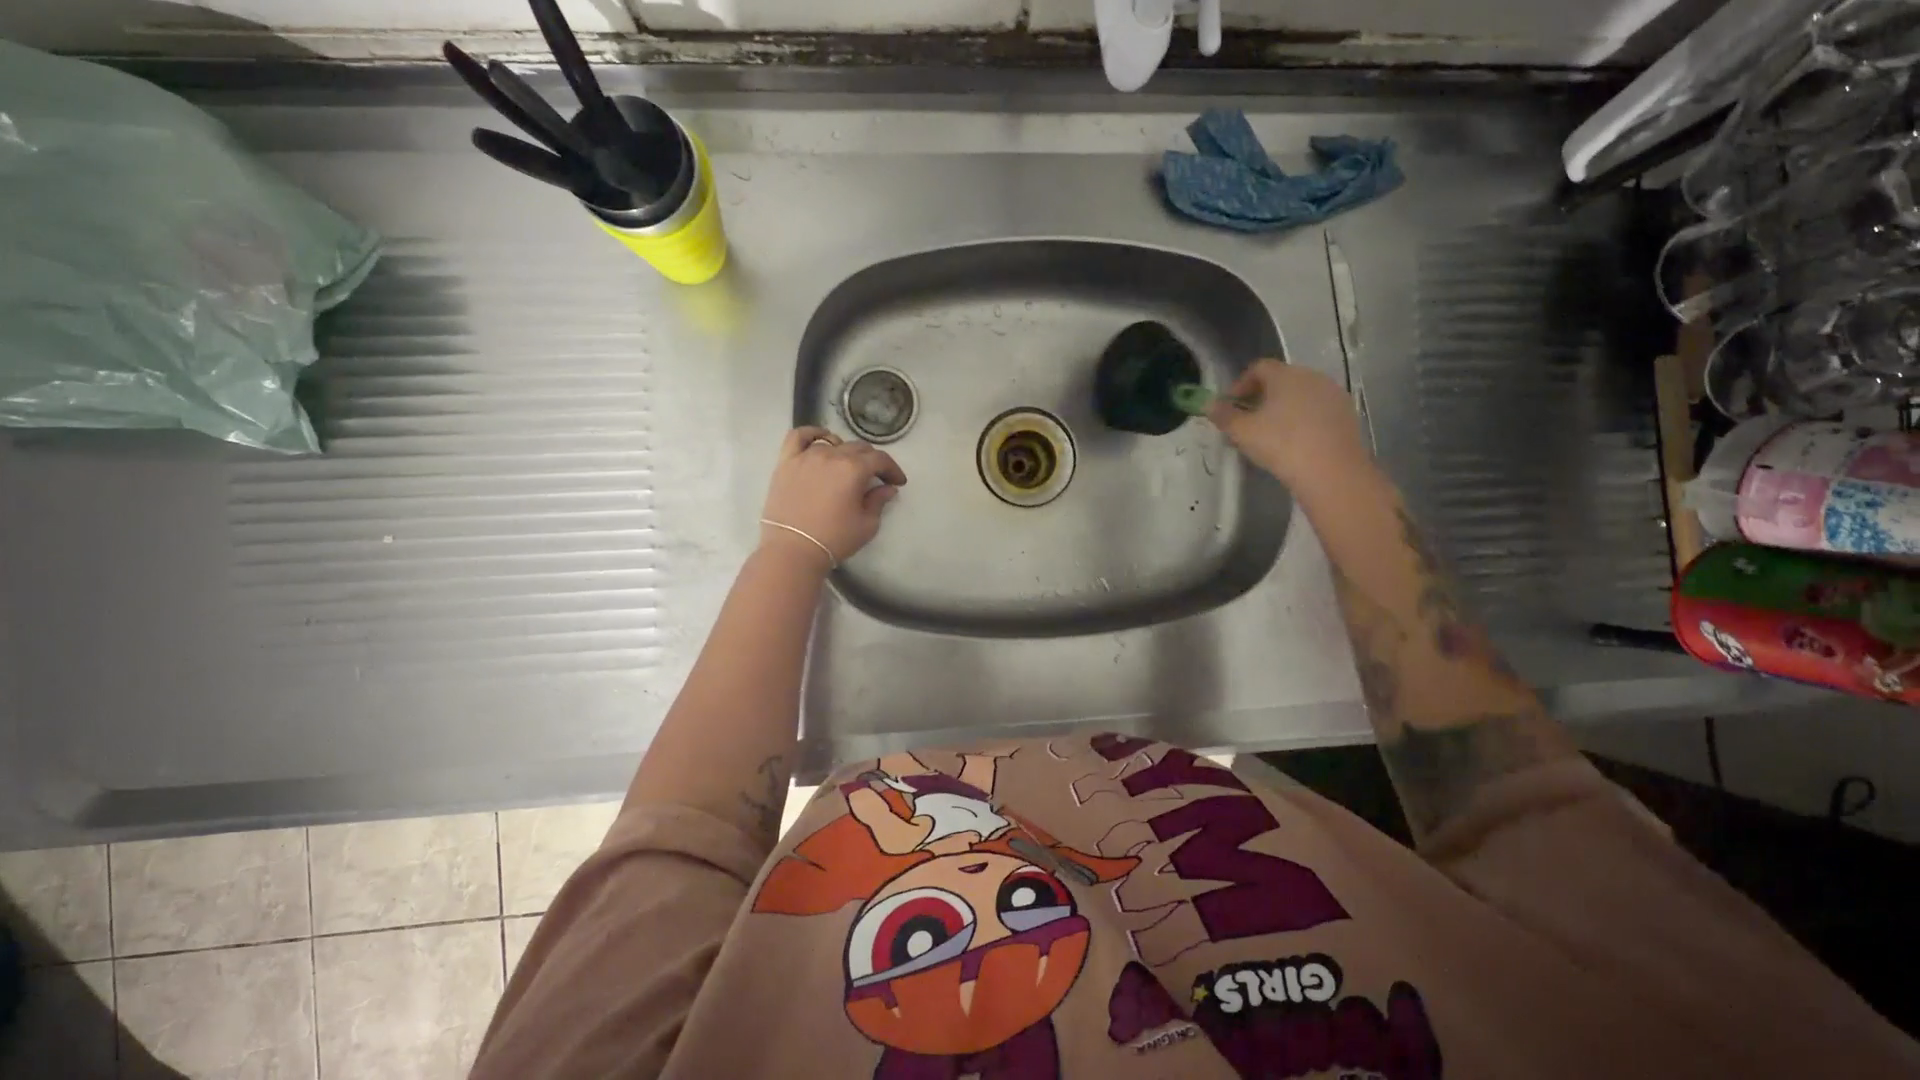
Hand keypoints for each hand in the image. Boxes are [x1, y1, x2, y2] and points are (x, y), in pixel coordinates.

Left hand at [759, 427, 906, 569]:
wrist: (792, 550)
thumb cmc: (834, 539)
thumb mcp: (866, 525)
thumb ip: (879, 501)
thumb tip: (887, 488)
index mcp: (853, 469)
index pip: (880, 459)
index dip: (892, 469)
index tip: (897, 482)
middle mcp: (831, 455)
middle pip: (858, 448)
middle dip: (872, 461)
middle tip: (875, 478)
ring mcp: (806, 456)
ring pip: (832, 443)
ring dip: (845, 452)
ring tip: (847, 465)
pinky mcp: (786, 462)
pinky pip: (798, 436)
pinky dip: (812, 433)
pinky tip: (821, 439)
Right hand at [1207, 359, 1370, 487]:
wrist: (1332, 472)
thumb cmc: (1282, 445)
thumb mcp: (1243, 432)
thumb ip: (1224, 415)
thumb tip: (1209, 405)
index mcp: (1286, 375)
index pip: (1259, 368)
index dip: (1240, 384)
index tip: (1229, 406)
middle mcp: (1312, 377)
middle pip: (1281, 380)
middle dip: (1261, 397)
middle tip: (1247, 422)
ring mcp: (1333, 395)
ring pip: (1301, 395)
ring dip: (1283, 409)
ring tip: (1271, 434)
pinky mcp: (1347, 415)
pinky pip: (1318, 410)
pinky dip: (1303, 420)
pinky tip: (1296, 442)